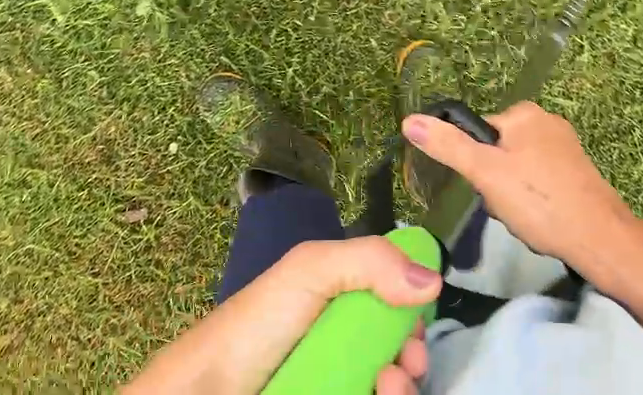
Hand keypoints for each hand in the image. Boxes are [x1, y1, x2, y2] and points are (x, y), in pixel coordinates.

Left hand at [123, 236, 438, 394]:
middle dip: (410, 358)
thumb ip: (369, 261)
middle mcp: (343, 338)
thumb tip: (433, 280)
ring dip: (400, 388)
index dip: (412, 315)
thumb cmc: (258, 323)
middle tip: (403, 367)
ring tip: (386, 389)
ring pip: (389, 383)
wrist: (209, 391)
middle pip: (399, 349)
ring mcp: (338, 377)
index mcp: (341, 296)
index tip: (413, 333)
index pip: (394, 300)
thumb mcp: (310, 270)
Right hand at [402, 101, 633, 268]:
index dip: (477, 165)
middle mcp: (547, 121)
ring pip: (518, 171)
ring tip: (526, 219)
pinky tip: (542, 222)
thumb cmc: (539, 200)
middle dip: (496, 185)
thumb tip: (409, 120)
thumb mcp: (486, 173)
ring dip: (514, 197)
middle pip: (498, 153)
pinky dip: (536, 202)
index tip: (487, 189)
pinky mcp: (577, 173)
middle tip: (508, 208)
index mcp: (525, 113)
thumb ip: (448, 146)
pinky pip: (540, 183)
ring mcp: (565, 147)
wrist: (601, 240)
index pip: (480, 134)